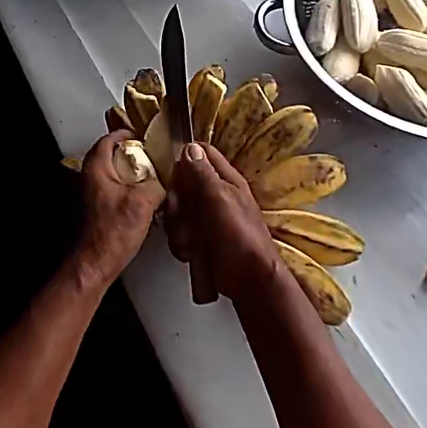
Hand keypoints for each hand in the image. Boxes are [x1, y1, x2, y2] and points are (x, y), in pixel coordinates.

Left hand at [74, 131, 165, 287]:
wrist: (93, 266)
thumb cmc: (109, 236)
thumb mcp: (143, 202)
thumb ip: (157, 184)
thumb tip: (165, 181)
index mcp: (96, 169)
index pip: (108, 139)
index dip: (125, 134)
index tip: (140, 136)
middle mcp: (89, 179)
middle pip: (111, 156)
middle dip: (131, 155)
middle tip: (150, 157)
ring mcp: (91, 196)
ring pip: (113, 176)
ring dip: (131, 175)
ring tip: (151, 180)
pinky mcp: (96, 212)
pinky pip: (114, 192)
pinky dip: (128, 191)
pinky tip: (143, 203)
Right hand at [166, 143, 282, 302]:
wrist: (250, 281)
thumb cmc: (240, 237)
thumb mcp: (219, 199)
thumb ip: (202, 174)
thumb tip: (189, 146)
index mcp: (225, 179)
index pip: (201, 153)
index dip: (184, 161)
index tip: (176, 178)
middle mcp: (215, 195)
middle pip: (182, 184)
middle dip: (177, 202)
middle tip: (183, 216)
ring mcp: (208, 218)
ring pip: (179, 212)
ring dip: (179, 228)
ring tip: (192, 241)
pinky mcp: (201, 239)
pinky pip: (180, 234)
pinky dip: (182, 244)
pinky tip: (191, 253)